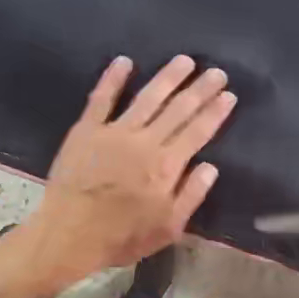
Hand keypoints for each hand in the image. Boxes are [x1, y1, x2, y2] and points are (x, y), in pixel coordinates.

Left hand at [15, 55, 236, 289]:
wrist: (69, 234)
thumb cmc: (121, 237)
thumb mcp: (167, 228)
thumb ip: (191, 195)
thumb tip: (210, 166)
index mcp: (167, 166)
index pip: (197, 132)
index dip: (215, 112)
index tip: (228, 95)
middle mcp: (145, 141)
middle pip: (178, 109)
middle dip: (200, 89)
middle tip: (216, 72)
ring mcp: (115, 131)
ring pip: (147, 97)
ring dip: (168, 77)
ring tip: (184, 61)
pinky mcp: (87, 129)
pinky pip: (102, 98)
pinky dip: (113, 78)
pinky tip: (124, 61)